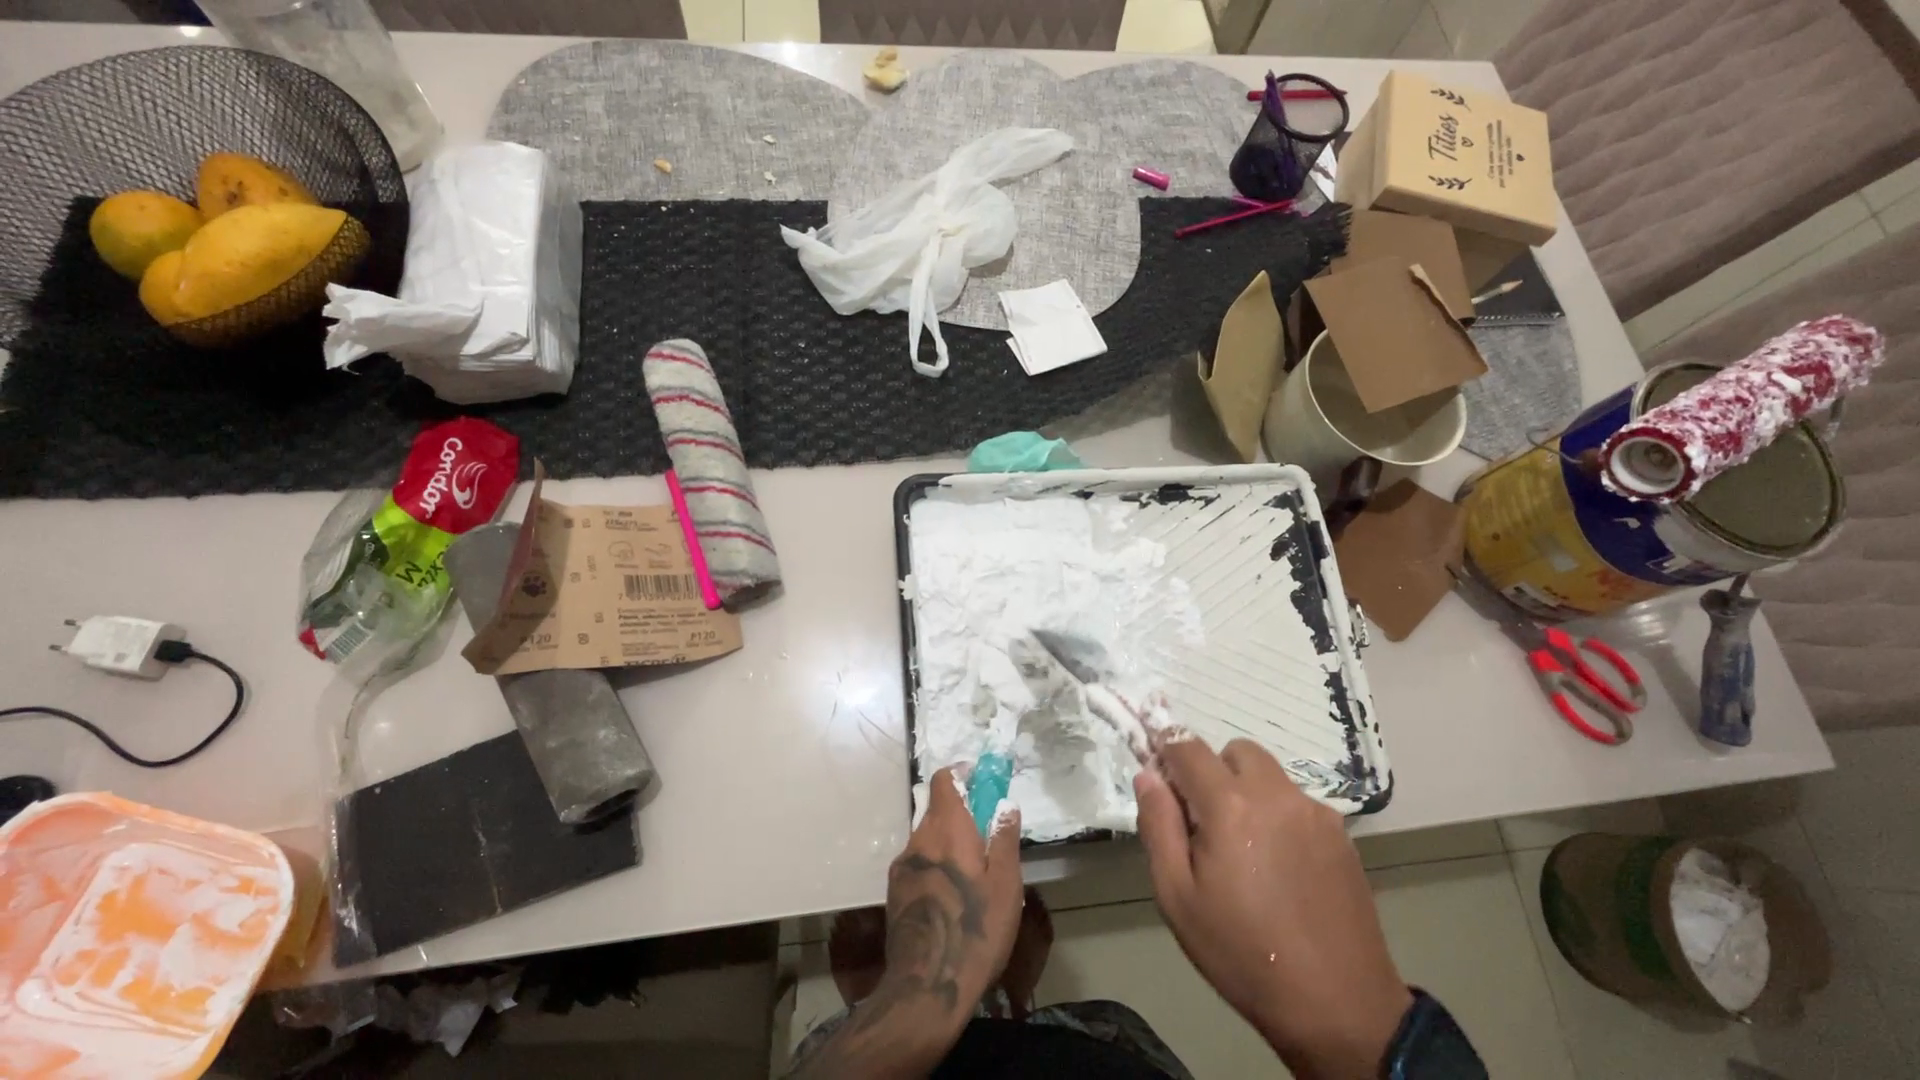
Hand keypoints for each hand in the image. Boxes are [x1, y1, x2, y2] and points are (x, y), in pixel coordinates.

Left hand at [792, 767, 1022, 1078]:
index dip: (961, 775)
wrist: (927, 986)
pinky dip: (937, 865)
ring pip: (927, 839)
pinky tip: (954, 895)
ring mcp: (902, 868)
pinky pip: (919, 863)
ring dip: (949, 843)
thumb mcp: (1006, 885)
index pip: (943, 781)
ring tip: (975, 872)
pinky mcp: (895, 892)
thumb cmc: (976, 931)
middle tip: (988, 836)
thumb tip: (1005, 805)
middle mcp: (918, 841)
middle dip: (961, 814)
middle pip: (936, 811)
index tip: (981, 782)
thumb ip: (1004, 839)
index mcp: (946, 830)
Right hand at [1134, 734, 1410, 1079]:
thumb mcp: (1177, 896)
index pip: (1187, 746)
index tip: (1159, 778)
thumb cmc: (1240, 952)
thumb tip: (1148, 776)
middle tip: (1203, 821)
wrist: (1335, 1002)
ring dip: (1247, 792)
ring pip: (1270, 776)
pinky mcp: (1342, 835)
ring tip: (1244, 850)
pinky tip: (1278, 867)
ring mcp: (1316, 812)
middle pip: (1236, 751)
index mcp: (1230, 805)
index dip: (1166, 752)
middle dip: (1212, 770)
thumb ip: (1158, 826)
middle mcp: (1276, 794)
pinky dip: (1278, 815)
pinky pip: (1298, 804)